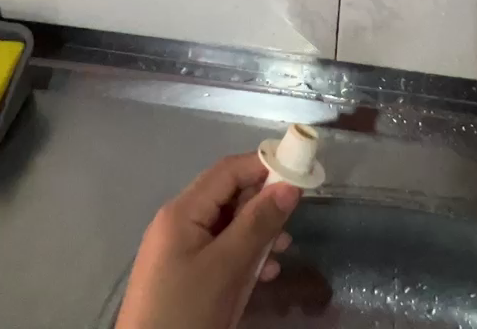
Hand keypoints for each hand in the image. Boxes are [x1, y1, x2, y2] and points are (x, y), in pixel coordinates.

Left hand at [115, 153, 300, 328]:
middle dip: (262, 204)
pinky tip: (265, 274)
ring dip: (257, 233)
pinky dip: (244, 256)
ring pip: (227, 226)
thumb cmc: (185, 311)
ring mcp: (180, 250)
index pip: (227, 170)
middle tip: (292, 221)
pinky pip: (220, 252)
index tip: (297, 173)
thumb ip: (257, 224)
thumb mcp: (225, 267)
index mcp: (182, 210)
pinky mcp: (184, 275)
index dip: (262, 166)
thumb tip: (290, 185)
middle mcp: (179, 222)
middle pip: (228, 196)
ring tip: (283, 250)